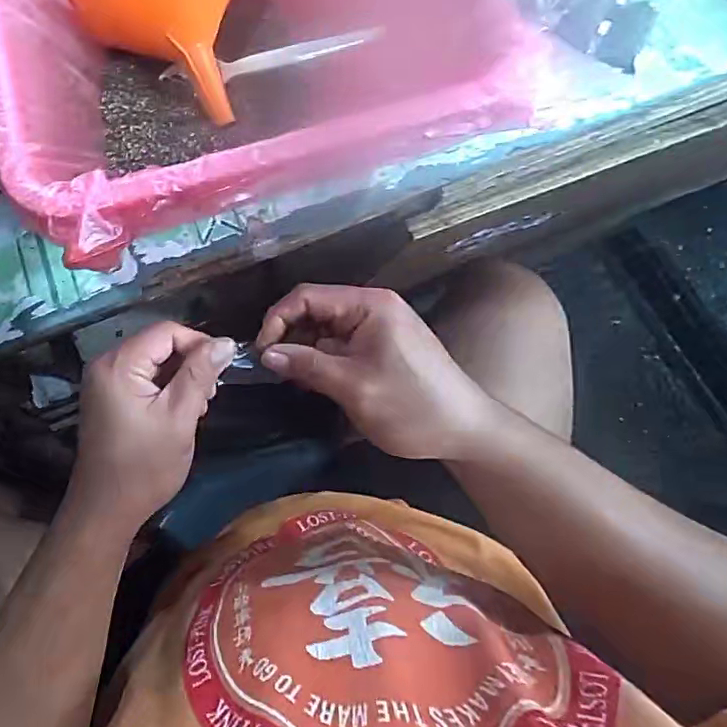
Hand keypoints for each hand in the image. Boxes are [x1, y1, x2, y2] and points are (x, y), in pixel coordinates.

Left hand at [69, 321, 234, 530]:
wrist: (105, 510)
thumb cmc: (144, 467)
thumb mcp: (179, 417)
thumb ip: (200, 374)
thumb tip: (226, 342)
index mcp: (118, 365)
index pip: (166, 332)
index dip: (199, 343)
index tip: (221, 370)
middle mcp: (106, 364)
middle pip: (158, 343)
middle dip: (190, 362)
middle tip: (210, 394)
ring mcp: (104, 381)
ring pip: (153, 360)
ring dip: (180, 376)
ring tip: (197, 406)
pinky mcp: (108, 397)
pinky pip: (142, 377)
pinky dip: (165, 387)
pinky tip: (179, 411)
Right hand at [255, 284, 499, 459]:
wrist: (465, 430)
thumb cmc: (412, 406)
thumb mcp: (354, 387)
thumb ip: (308, 366)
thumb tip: (265, 354)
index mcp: (369, 305)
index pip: (307, 296)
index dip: (277, 319)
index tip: (261, 353)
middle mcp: (371, 307)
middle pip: (314, 309)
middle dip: (288, 335)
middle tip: (272, 369)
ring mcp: (376, 326)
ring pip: (323, 328)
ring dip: (303, 349)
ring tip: (290, 378)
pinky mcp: (379, 345)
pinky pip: (338, 343)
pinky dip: (320, 359)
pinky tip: (311, 380)